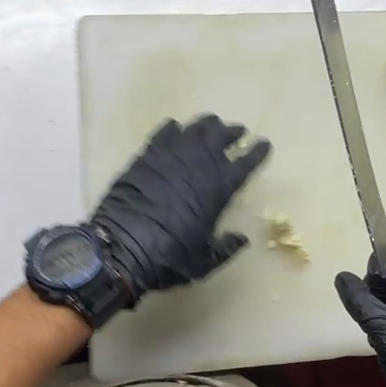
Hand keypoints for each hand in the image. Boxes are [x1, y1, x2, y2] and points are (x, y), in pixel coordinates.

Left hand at [92, 115, 270, 307]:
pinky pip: (164, 132)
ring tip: (212, 124)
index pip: (247, 162)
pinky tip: (176, 128)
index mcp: (220, 188)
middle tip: (238, 131)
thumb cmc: (169, 257)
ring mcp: (171, 155)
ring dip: (207, 125)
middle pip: (222, 137)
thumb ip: (225, 248)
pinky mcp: (146, 155)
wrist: (122, 247)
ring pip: (195, 128)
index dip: (258, 152)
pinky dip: (173, 128)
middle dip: (233, 132)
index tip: (264, 144)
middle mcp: (199, 164)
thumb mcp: (204, 262)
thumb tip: (241, 239)